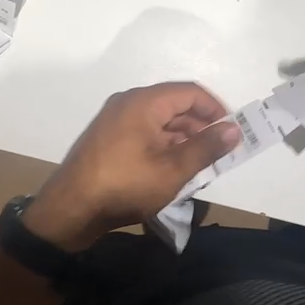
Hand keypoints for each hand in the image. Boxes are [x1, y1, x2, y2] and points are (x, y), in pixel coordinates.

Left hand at [21, 83, 240, 251]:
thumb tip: (234, 129)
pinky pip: (144, 132)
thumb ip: (206, 148)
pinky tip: (173, 170)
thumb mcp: (173, 170)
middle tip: (220, 152)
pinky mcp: (108, 139)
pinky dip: (163, 145)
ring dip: (183, 139)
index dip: (216, 109)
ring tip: (200, 165)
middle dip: (201, 126)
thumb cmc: (125, 185)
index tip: (232, 132)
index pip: (190, 93)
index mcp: (144, 102)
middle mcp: (128, 103)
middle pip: (175, 105)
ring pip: (160, 121)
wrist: (70, 211)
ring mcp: (115, 121)